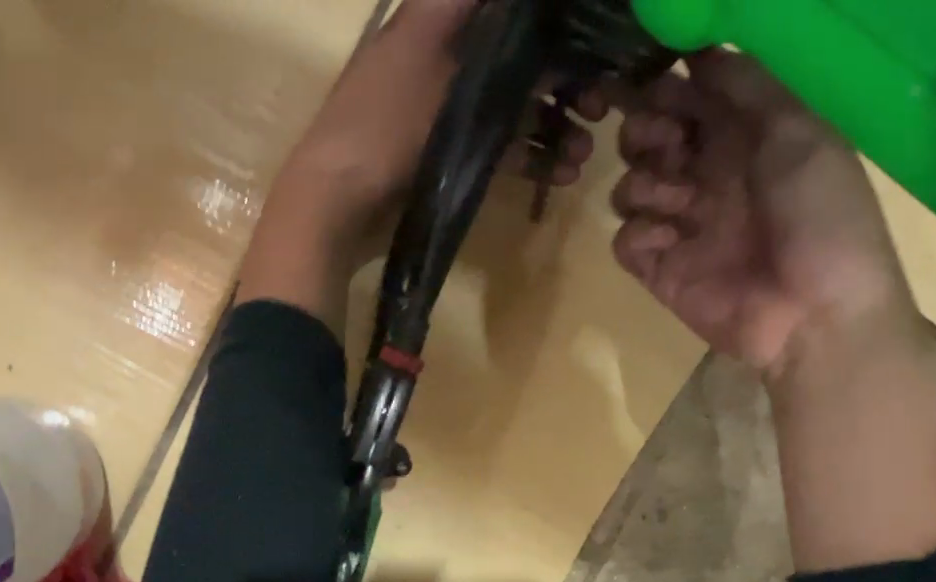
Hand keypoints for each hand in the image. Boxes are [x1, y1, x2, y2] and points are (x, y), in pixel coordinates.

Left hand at [241, 0, 601, 324]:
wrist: (334, 208)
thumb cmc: (383, 128)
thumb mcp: (444, 76)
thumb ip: (498, 47)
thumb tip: (546, 32)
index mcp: (432, 21)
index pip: (493, 2)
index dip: (543, 13)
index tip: (584, 24)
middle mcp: (441, 58)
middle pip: (514, 52)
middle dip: (562, 75)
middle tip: (601, 103)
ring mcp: (442, 110)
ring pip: (509, 105)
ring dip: (551, 125)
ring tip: (582, 150)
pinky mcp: (442, 157)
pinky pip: (495, 148)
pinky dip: (527, 158)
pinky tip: (558, 173)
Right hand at [610, 50, 920, 376]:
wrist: (815, 313)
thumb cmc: (821, 216)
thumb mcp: (800, 133)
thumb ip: (747, 88)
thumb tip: (696, 51)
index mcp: (746, 140)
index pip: (688, 101)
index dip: (667, 90)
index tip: (661, 88)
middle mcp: (708, 178)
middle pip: (648, 140)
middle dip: (644, 133)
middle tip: (664, 146)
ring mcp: (683, 226)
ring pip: (630, 186)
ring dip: (643, 183)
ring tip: (677, 202)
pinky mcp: (661, 270)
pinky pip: (626, 239)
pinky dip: (639, 234)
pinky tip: (668, 241)